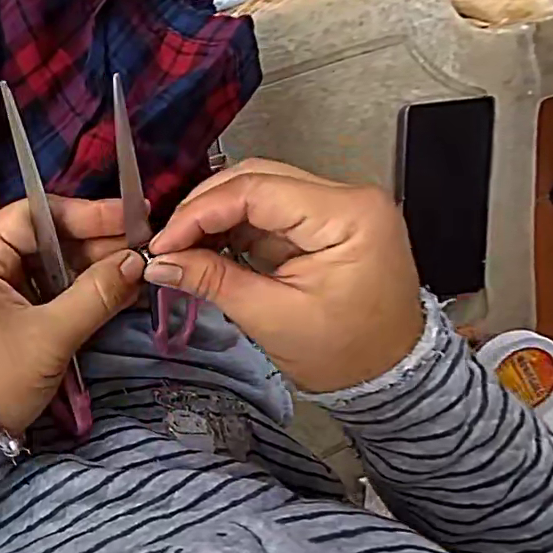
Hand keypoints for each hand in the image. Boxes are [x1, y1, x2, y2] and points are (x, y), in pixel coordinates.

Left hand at [0, 197, 145, 435]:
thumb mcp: (49, 336)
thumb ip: (96, 294)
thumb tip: (137, 261)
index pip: (35, 216)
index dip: (86, 214)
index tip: (131, 217)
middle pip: (46, 240)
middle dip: (95, 245)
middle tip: (143, 248)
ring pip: (50, 267)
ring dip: (91, 269)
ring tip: (136, 270)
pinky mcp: (6, 314)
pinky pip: (47, 292)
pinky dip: (78, 292)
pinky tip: (113, 291)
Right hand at [146, 159, 422, 392]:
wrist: (388, 374)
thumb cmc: (348, 354)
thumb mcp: (272, 317)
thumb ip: (214, 280)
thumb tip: (164, 262)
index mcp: (348, 214)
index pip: (256, 189)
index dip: (200, 212)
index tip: (166, 241)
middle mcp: (347, 198)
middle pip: (256, 178)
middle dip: (204, 209)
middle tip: (169, 244)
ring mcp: (335, 208)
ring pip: (258, 191)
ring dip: (216, 217)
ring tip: (183, 249)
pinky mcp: (322, 224)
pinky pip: (268, 213)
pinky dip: (234, 229)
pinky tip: (208, 248)